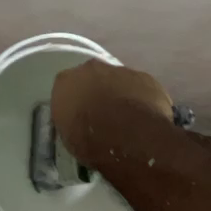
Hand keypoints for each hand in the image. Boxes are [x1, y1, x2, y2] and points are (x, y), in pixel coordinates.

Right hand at [51, 61, 174, 169]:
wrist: (134, 138)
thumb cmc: (93, 142)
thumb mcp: (69, 138)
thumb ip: (71, 120)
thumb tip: (77, 122)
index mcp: (65, 82)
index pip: (65, 88)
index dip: (74, 103)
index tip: (79, 117)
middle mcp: (89, 69)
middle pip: (90, 78)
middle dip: (96, 92)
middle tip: (103, 115)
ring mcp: (119, 70)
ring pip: (116, 80)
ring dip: (118, 94)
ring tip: (126, 119)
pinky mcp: (145, 77)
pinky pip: (139, 87)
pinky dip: (140, 99)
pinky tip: (144, 118)